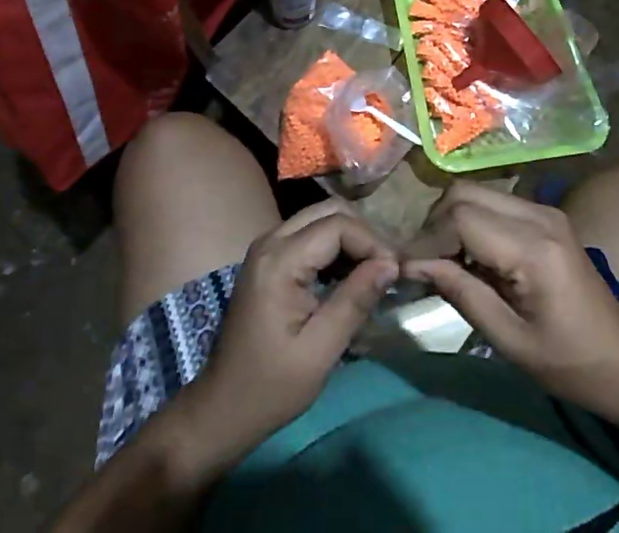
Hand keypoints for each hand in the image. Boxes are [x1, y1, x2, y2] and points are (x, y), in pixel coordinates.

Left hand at [192, 199, 397, 443]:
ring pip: (321, 218)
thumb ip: (355, 301)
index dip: (373, 242)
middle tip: (388, 268)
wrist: (222, 408)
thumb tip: (392, 264)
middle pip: (330, 211)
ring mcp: (266, 247)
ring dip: (352, 238)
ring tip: (376, 272)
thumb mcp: (320, 350)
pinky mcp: (269, 258)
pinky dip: (336, 246)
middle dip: (365, 234)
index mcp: (279, 262)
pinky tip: (352, 276)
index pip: (338, 225)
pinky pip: (310, 234)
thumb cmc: (271, 386)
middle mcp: (270, 242)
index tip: (395, 273)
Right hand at [403, 180, 618, 404]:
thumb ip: (460, 293)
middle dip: (434, 224)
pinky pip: (493, 202)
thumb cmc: (568, 361)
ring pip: (476, 191)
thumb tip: (411, 265)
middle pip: (465, 192)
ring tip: (442, 263)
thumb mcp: (508, 338)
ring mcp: (544, 210)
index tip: (406, 271)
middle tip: (423, 265)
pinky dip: (470, 222)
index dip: (426, 240)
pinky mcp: (544, 215)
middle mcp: (539, 215)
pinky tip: (469, 258)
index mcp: (535, 248)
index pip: (462, 217)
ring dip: (451, 221)